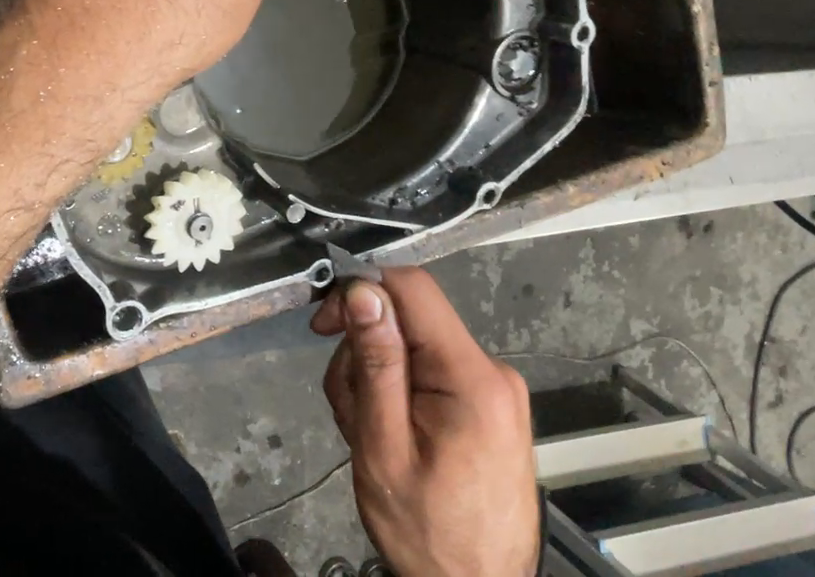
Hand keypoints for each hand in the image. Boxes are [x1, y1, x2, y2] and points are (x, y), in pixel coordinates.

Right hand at [312, 267, 538, 576]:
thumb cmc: (425, 528)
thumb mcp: (383, 446)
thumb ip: (376, 364)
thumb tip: (364, 290)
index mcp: (471, 377)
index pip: (413, 288)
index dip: (361, 290)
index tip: (322, 326)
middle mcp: (490, 369)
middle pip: (405, 320)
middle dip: (362, 353)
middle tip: (350, 410)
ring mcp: (491, 387)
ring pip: (408, 346)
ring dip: (373, 379)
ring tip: (368, 433)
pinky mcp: (485, 402)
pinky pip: (425, 371)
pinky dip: (395, 393)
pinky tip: (387, 432)